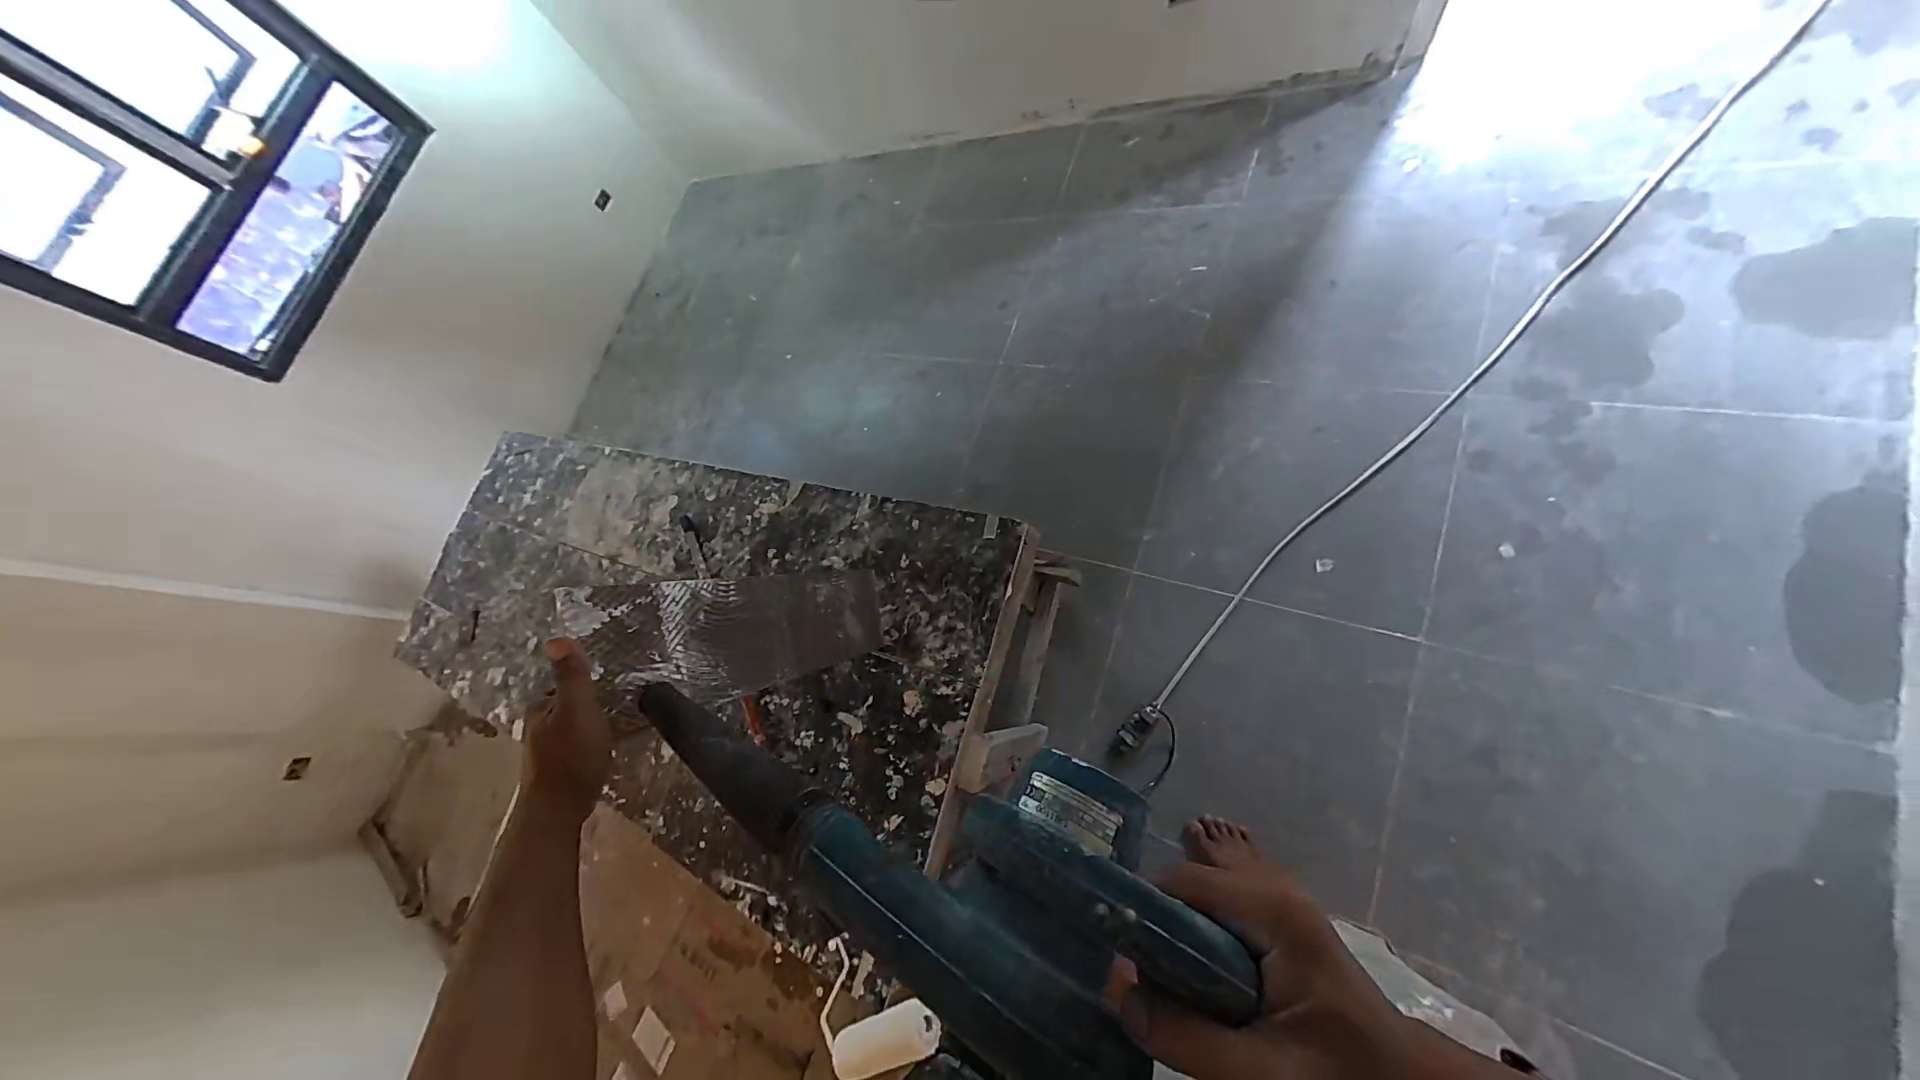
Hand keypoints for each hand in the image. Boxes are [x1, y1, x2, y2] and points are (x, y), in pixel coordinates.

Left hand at [522, 638, 611, 819]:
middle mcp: (537, 728)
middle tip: (621, 702)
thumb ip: (572, 676)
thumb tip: (556, 638)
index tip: (612, 683)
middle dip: (590, 703)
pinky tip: (606, 752)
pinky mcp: (557, 772)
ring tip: (619, 725)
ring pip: (573, 728)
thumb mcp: (578, 709)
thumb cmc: (571, 757)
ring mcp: (545, 752)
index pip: (565, 685)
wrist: (558, 812)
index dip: (587, 683)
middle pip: (569, 706)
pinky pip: (578, 747)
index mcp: (541, 709)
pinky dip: (592, 744)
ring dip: (592, 725)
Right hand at [1103, 821, 1417, 1079]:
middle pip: (1192, 877)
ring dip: (1177, 909)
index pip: (1184, 882)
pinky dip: (1199, 907)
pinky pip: (1224, 893)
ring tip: (1160, 954)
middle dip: (1159, 912)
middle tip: (1140, 962)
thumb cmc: (1340, 1075)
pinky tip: (1188, 935)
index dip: (1146, 911)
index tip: (1122, 954)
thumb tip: (1118, 992)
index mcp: (1272, 912)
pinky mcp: (1279, 916)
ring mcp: (1280, 898)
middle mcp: (1274, 889)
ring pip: (1206, 879)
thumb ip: (1187, 1039)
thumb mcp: (1266, 1075)